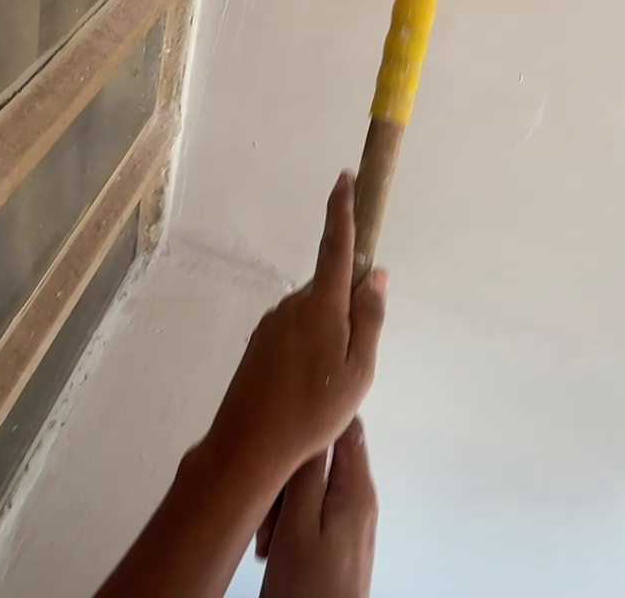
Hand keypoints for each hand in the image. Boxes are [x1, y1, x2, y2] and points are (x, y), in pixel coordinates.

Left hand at [204, 172, 387, 483]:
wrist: (248, 446)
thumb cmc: (312, 410)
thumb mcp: (358, 370)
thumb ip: (369, 319)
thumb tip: (376, 275)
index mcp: (321, 305)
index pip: (335, 245)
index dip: (342, 209)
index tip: (343, 177)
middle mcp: (294, 304)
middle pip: (330, 289)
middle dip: (348, 309)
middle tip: (354, 361)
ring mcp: (274, 322)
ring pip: (314, 315)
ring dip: (329, 335)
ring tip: (328, 386)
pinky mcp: (261, 342)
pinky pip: (296, 332)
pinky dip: (310, 349)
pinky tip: (307, 387)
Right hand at [259, 420, 378, 597]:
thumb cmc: (308, 590)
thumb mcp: (299, 524)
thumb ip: (308, 472)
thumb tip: (317, 421)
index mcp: (356, 489)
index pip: (346, 426)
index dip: (315, 418)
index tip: (282, 428)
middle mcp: (358, 500)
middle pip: (322, 459)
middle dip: (288, 476)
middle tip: (267, 507)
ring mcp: (348, 523)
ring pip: (310, 488)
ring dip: (283, 503)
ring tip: (267, 538)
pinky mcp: (335, 543)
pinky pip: (310, 514)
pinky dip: (288, 524)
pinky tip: (271, 549)